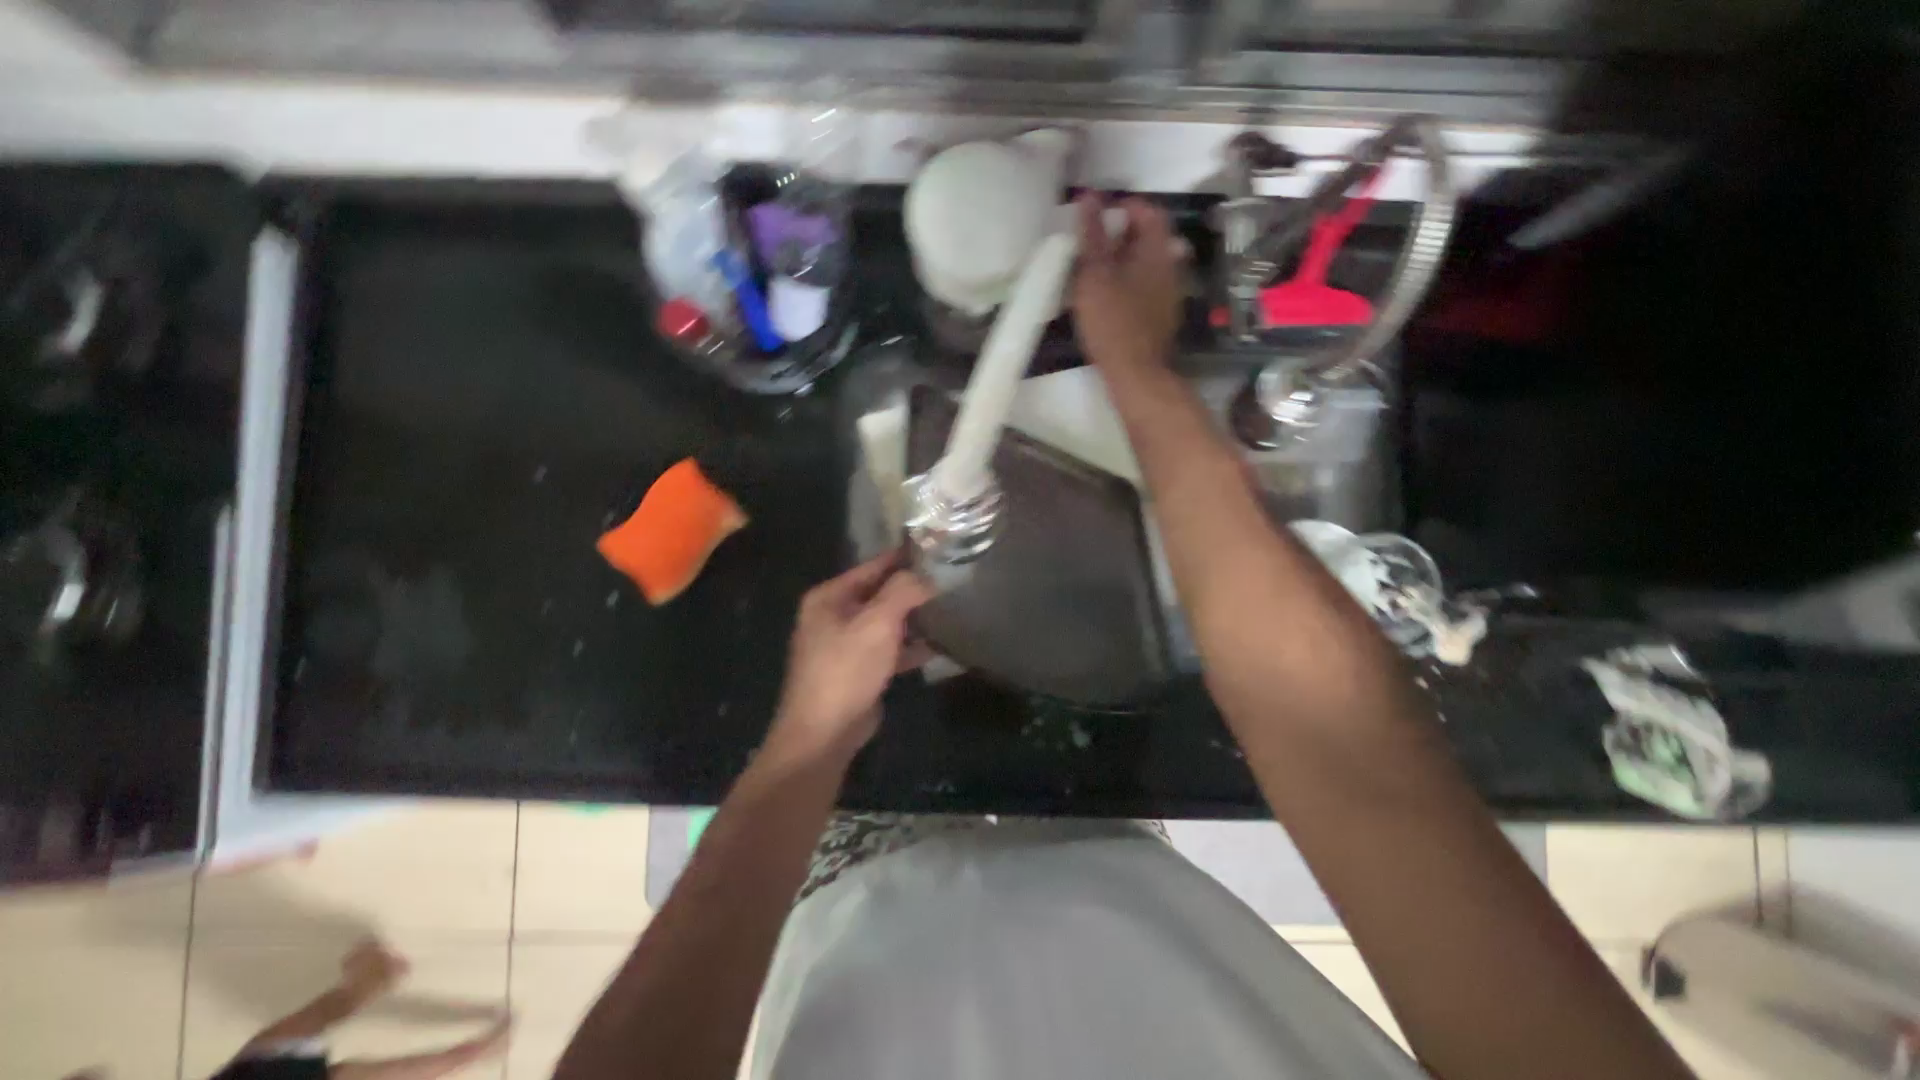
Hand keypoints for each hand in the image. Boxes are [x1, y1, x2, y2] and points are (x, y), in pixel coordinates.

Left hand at [766, 551, 932, 767]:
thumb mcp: (877, 624)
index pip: (873, 566)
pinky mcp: (858, 671)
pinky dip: (909, 648)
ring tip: (951, 608)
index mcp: (829, 597)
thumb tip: (928, 574)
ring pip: (886, 623)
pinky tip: (939, 646)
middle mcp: (833, 616)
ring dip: (913, 619)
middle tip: (951, 579)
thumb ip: (903, 592)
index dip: (905, 557)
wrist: (823, 733)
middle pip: (879, 594)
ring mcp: (845, 645)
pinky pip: (888, 650)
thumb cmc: (846, 670)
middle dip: (912, 590)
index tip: (939, 549)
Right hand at [1071, 195, 1185, 377]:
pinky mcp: (1164, 314)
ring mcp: (1171, 292)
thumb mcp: (1095, 273)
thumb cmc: (1113, 320)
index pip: (1148, 210)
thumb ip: (1093, 233)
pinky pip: (1147, 284)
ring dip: (1124, 258)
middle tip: (1091, 241)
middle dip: (1121, 232)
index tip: (1096, 215)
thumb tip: (1090, 195)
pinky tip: (1109, 295)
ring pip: (1148, 262)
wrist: (1137, 373)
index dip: (1122, 206)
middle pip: (1149, 236)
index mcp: (1157, 249)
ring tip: (1096, 269)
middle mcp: (1171, 265)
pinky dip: (1129, 280)